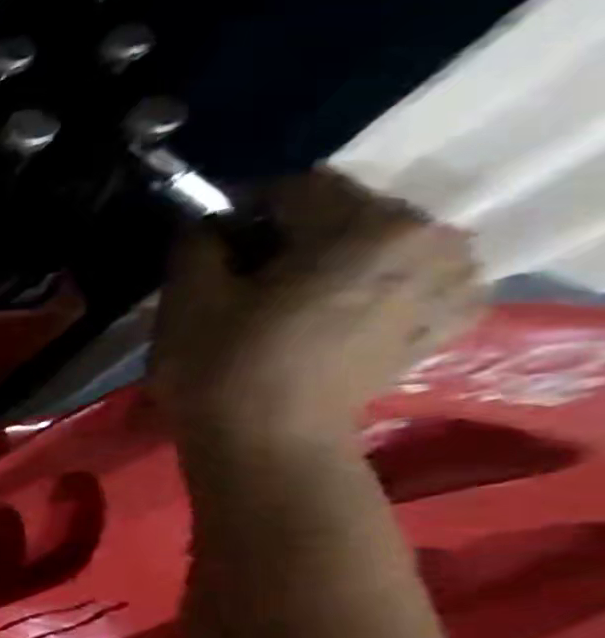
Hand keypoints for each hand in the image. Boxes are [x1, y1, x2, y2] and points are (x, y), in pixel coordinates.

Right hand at [152, 169, 487, 447]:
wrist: (266, 448)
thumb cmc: (221, 370)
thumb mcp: (188, 299)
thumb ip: (197, 243)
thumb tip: (206, 225)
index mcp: (367, 224)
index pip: (294, 189)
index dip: (240, 209)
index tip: (205, 239)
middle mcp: (430, 239)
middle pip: (342, 216)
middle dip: (288, 237)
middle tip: (240, 276)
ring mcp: (449, 282)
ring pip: (372, 247)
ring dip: (328, 261)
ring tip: (283, 300)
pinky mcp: (444, 322)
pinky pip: (404, 280)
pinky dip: (367, 287)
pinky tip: (331, 314)